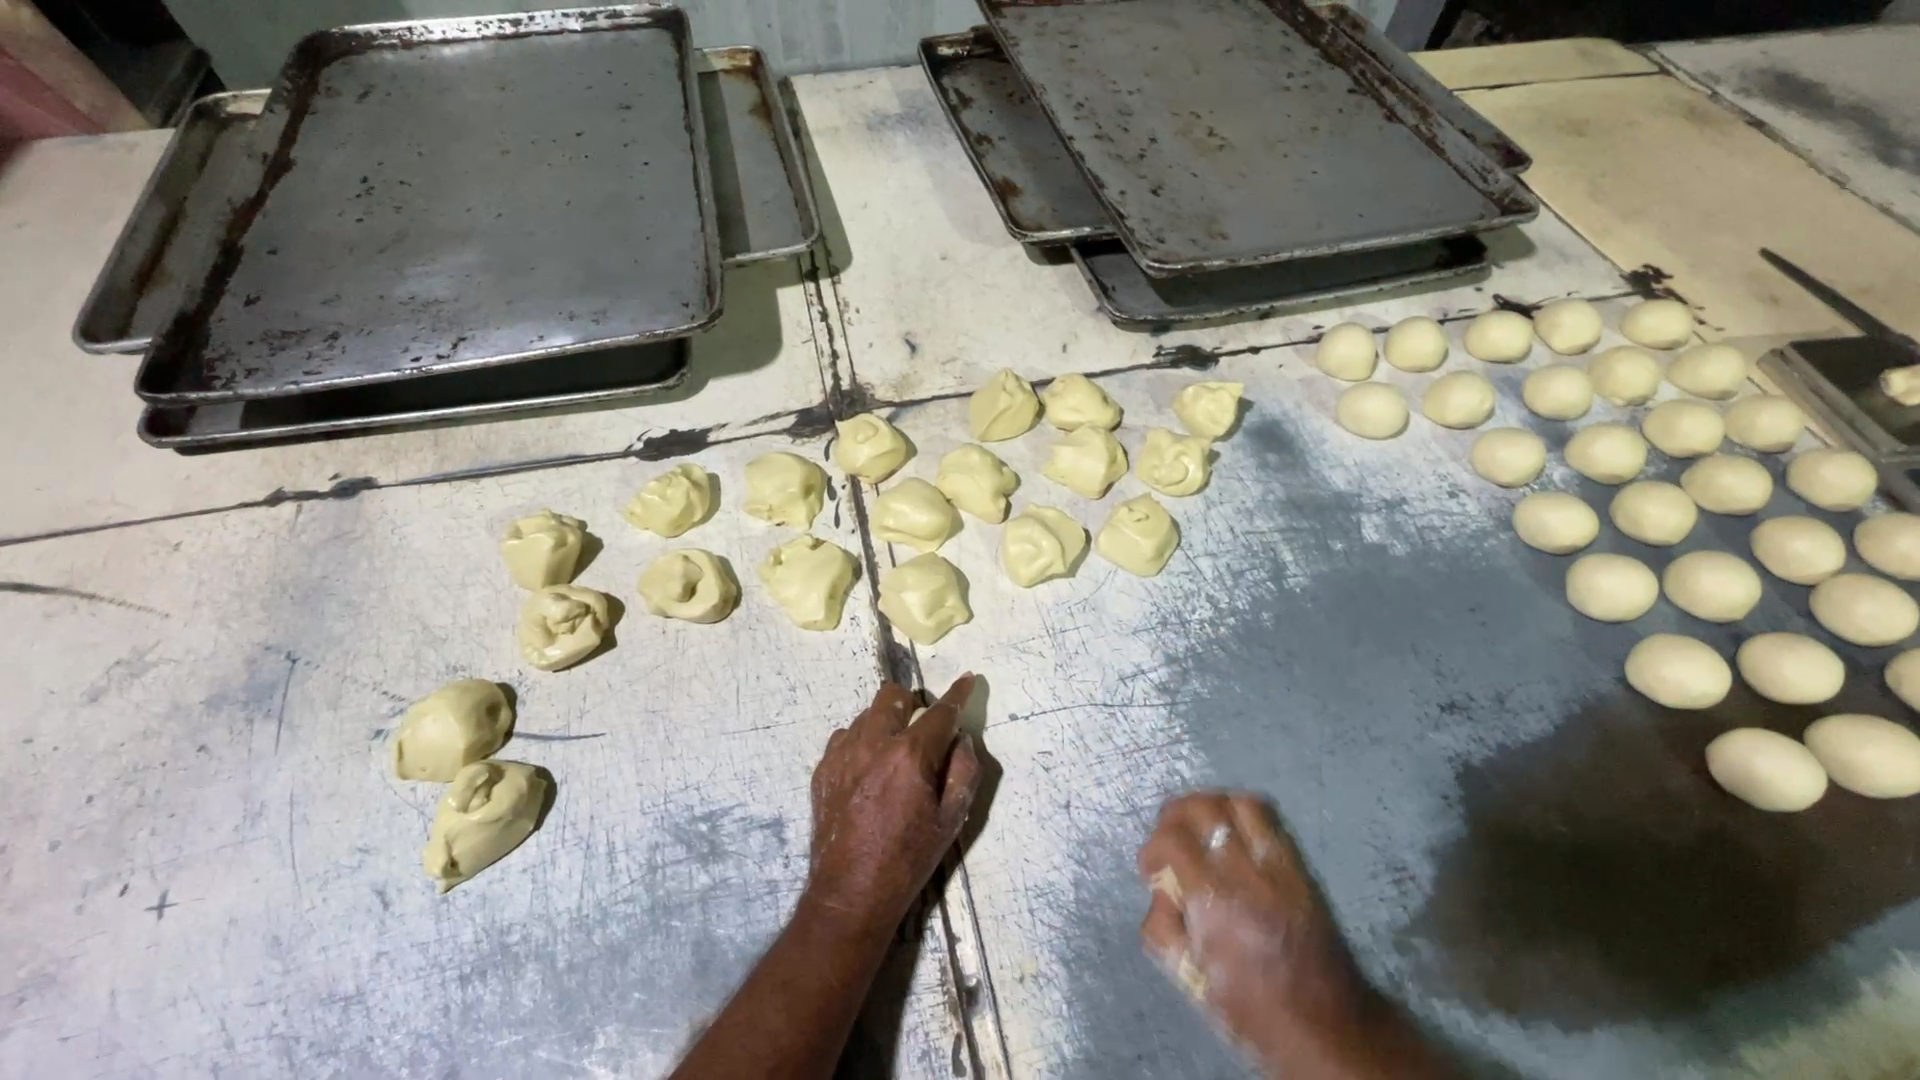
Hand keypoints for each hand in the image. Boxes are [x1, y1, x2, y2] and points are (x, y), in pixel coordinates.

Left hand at [805, 675, 980, 929]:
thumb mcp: (952, 819)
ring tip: (894, 753)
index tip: (967, 679)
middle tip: (922, 725)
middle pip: (892, 696)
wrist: (852, 891)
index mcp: (910, 754)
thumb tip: (961, 738)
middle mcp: (873, 743)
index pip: (940, 711)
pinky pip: (844, 737)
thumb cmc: (909, 858)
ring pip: (866, 715)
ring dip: (885, 722)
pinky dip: (861, 742)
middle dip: (912, 701)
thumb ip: (964, 770)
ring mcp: (842, 754)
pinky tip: (868, 769)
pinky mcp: (823, 770)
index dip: (957, 694)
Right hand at [1136, 792, 1373, 1072]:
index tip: (1150, 869)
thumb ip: (1162, 926)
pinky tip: (1234, 834)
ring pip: (1240, 803)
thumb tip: (1160, 889)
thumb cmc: (1248, 1006)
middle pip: (1204, 807)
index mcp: (1213, 901)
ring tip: (1201, 828)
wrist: (1322, 1023)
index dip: (1152, 848)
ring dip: (1211, 807)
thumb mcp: (1188, 976)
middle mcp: (1245, 873)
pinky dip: (1243, 815)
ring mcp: (1277, 867)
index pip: (1172, 840)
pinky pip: (1270, 820)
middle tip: (1169, 837)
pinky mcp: (1299, 869)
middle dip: (1175, 814)